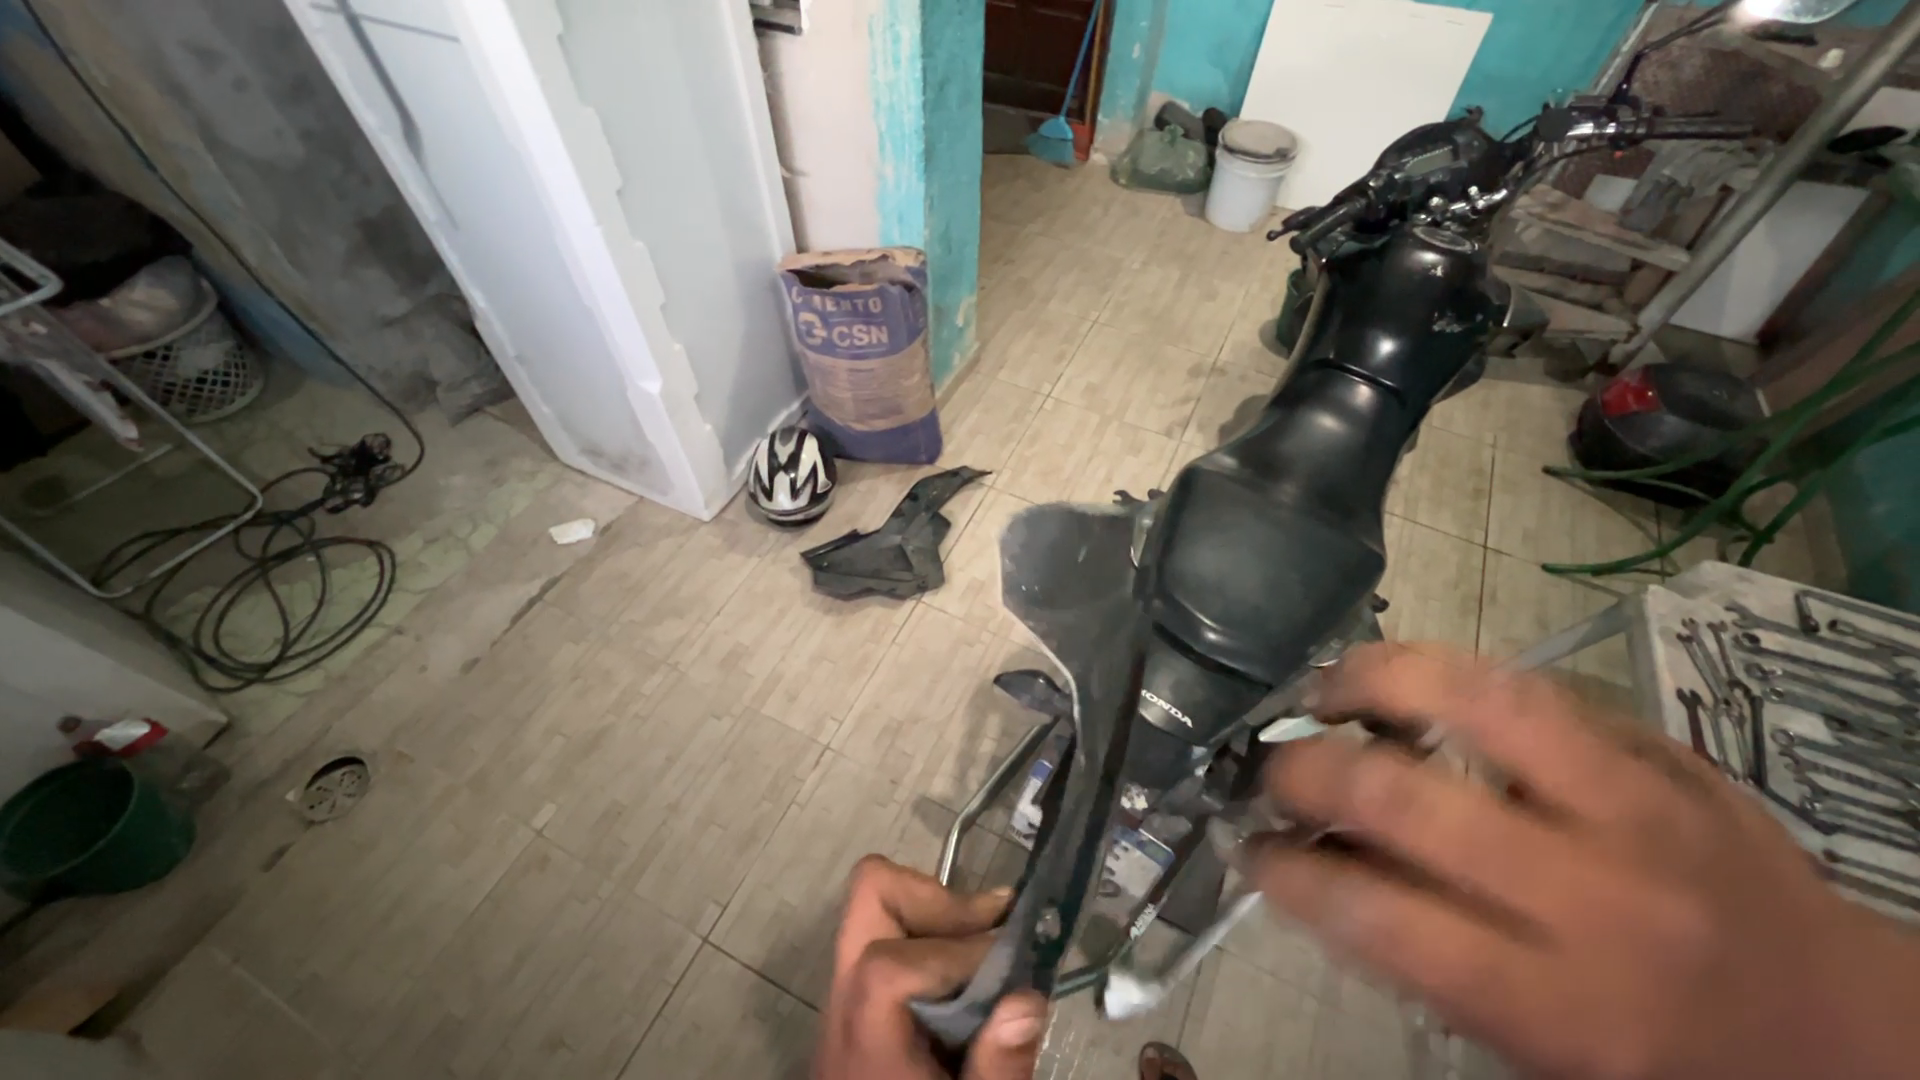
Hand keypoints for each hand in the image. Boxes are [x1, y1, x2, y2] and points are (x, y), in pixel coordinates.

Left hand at [815, 856, 1048, 1078]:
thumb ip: (1000, 1069)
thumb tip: (1027, 997)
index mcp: (864, 1038)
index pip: (888, 964)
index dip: (955, 953)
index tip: (1012, 969)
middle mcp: (844, 1002)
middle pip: (870, 897)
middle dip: (938, 900)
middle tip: (994, 930)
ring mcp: (846, 998)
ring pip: (877, 907)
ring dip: (938, 916)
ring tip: (992, 949)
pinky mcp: (858, 1006)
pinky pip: (888, 937)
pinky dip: (932, 938)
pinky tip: (973, 976)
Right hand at [1250, 644, 1919, 1079]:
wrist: (1855, 1039)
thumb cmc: (1666, 1061)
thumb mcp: (1536, 1045)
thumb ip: (1424, 951)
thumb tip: (1319, 855)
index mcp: (1563, 1004)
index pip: (1381, 916)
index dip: (1291, 871)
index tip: (1250, 849)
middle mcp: (1599, 898)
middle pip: (1404, 798)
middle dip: (1305, 772)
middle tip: (1272, 770)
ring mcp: (1642, 809)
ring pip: (1478, 700)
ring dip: (1374, 679)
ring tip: (1327, 688)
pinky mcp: (1670, 756)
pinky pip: (1535, 689)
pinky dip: (1451, 675)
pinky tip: (1412, 683)